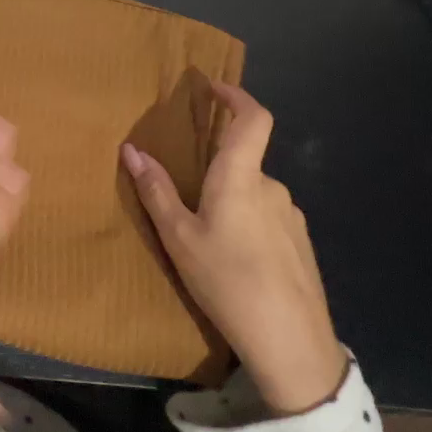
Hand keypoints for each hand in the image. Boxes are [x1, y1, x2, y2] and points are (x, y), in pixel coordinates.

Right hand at [121, 79, 346, 414]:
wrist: (292, 344)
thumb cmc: (228, 282)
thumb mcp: (179, 238)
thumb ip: (156, 191)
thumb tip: (131, 149)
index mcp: (242, 178)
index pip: (253, 118)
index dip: (236, 96)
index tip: (214, 88)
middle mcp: (272, 188)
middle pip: (244, 161)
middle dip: (216, 169)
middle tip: (186, 194)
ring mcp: (291, 217)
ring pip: (254, 194)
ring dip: (231, 201)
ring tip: (205, 237)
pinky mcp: (301, 245)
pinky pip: (268, 218)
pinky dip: (247, 225)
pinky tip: (233, 261)